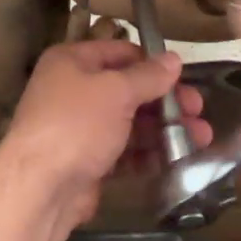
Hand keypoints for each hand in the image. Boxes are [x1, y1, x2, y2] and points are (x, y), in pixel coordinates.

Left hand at [0, 41, 212, 225]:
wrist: (40, 188)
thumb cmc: (77, 124)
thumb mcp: (116, 92)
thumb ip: (148, 76)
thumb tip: (174, 58)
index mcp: (72, 62)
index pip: (119, 52)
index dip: (152, 63)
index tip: (185, 77)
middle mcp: (73, 90)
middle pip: (128, 90)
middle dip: (165, 101)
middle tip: (199, 111)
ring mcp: (79, 129)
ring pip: (129, 123)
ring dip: (163, 130)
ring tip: (200, 138)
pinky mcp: (87, 162)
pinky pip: (123, 152)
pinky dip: (148, 154)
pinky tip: (177, 160)